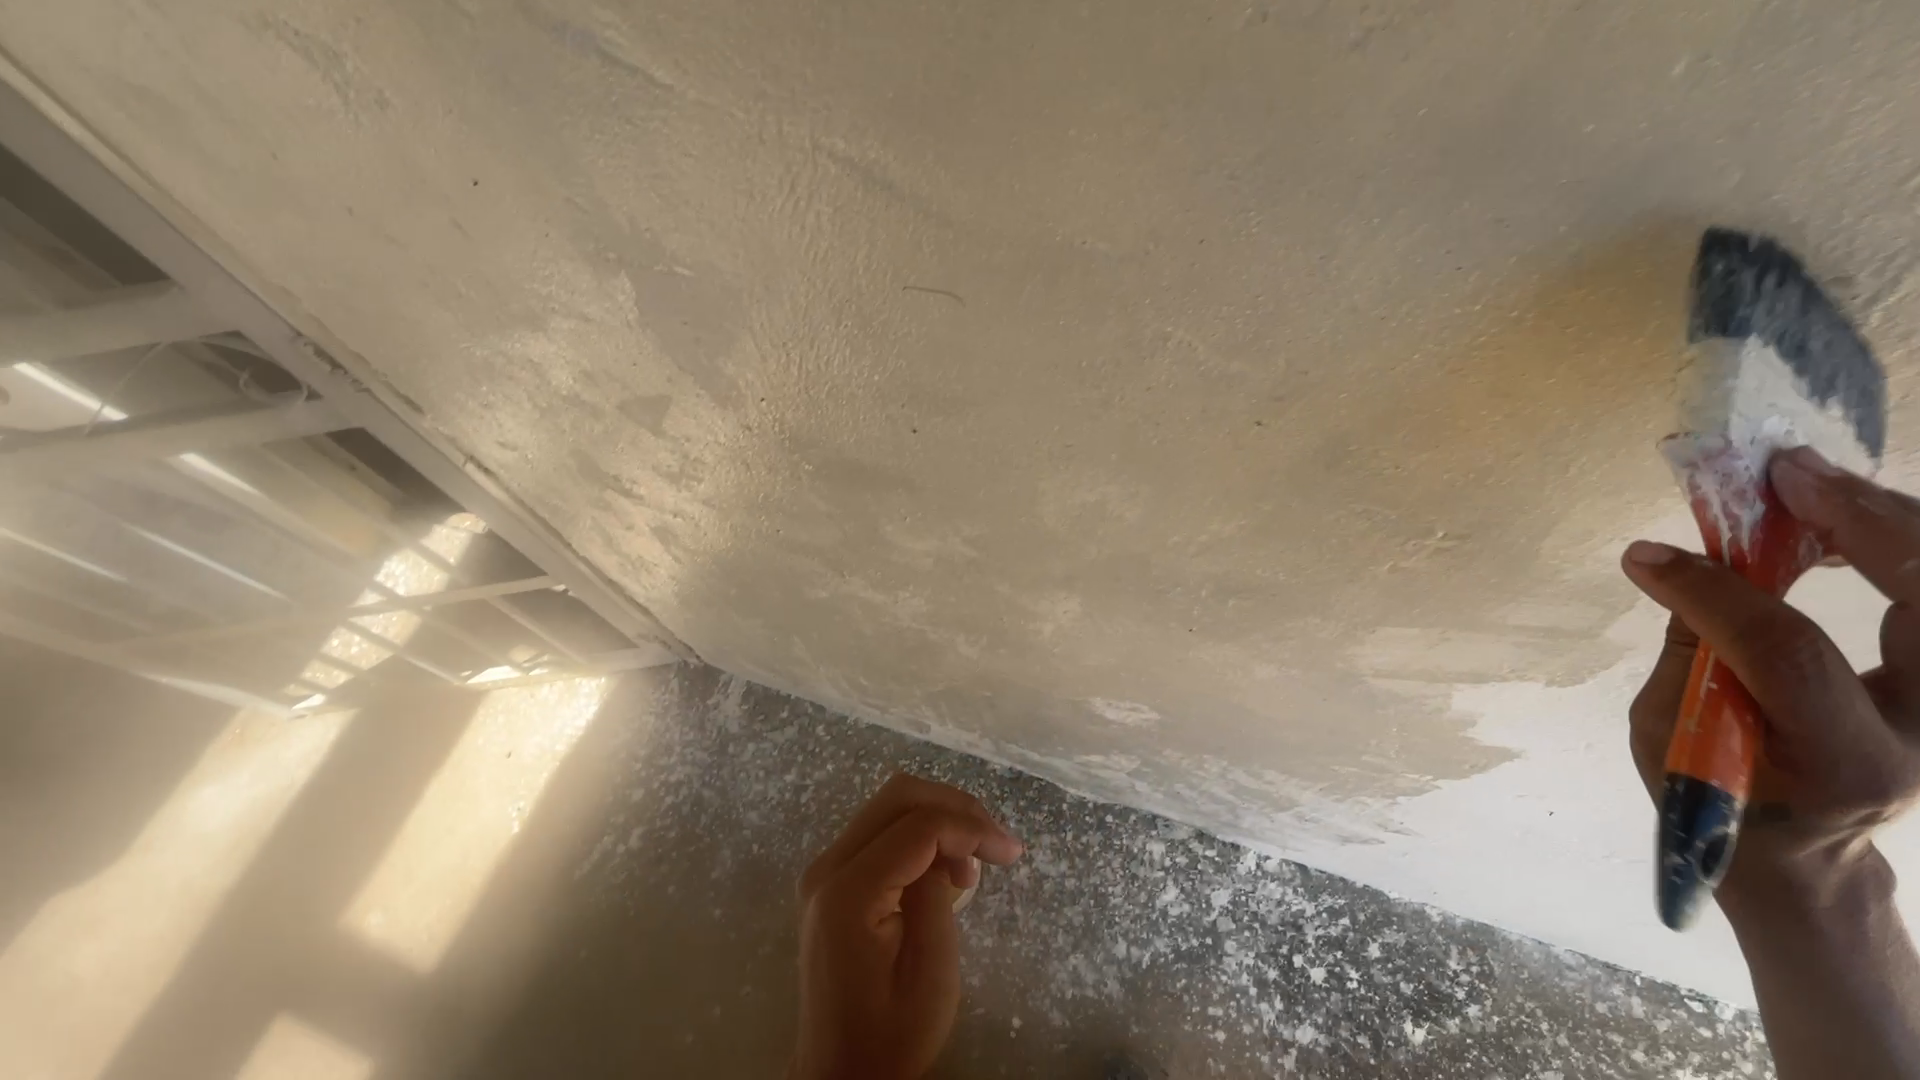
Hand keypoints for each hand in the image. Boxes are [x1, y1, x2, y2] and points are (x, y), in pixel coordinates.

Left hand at [789, 774, 1023, 1079]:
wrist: (839, 1073)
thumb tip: (948, 848)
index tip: (1012, 852)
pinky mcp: (832, 878)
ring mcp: (824, 869)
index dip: (971, 827)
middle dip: (957, 809)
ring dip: (941, 819)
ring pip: (890, 806)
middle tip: (997, 844)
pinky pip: (881, 831)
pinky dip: (921, 835)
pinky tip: (946, 870)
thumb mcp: (931, 974)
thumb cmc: (890, 1037)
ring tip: (974, 866)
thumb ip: (937, 894)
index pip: (917, 826)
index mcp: (847, 893)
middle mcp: (827, 867)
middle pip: (899, 796)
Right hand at [1623, 446, 1919, 910]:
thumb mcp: (1668, 739)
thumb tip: (1682, 568)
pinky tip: (1843, 514)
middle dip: (1862, 522)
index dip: (1718, 593)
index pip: (1791, 652)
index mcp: (1849, 761)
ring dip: (1889, 520)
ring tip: (1813, 481)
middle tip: (1787, 473)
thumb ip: (1691, 653)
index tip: (1651, 555)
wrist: (1801, 854)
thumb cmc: (1714, 799)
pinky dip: (1897, 542)